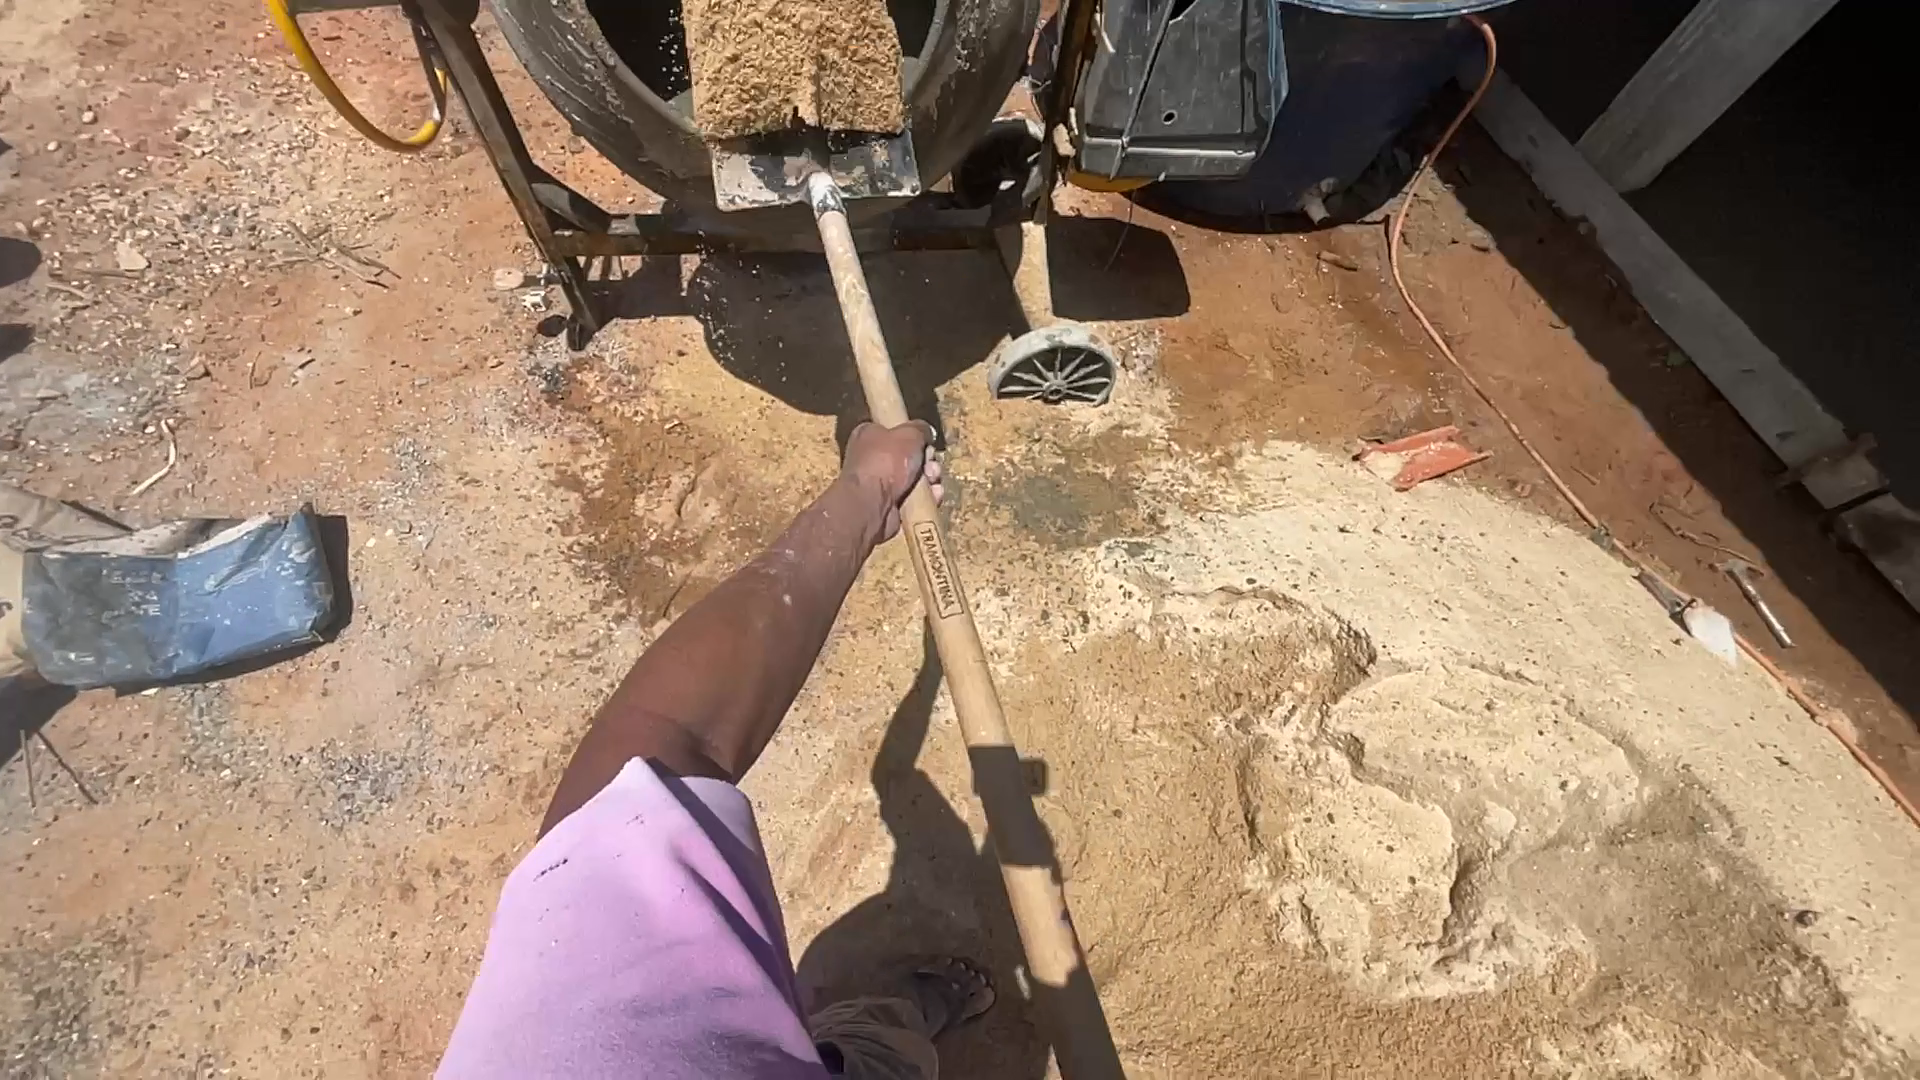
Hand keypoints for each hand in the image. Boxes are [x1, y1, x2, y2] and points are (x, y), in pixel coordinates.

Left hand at [842, 421, 944, 541]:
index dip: (914, 437)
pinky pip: (915, 498)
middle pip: (910, 457)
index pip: (895, 432)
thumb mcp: (909, 433)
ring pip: (915, 478)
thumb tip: (927, 432)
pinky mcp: (890, 505)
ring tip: (933, 480)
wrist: (872, 503)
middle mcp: (872, 460)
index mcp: (868, 436)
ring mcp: (880, 485)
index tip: (926, 442)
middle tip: (931, 465)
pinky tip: (934, 495)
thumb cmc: (886, 461)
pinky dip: (927, 497)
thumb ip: (921, 429)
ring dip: (930, 479)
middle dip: (927, 461)